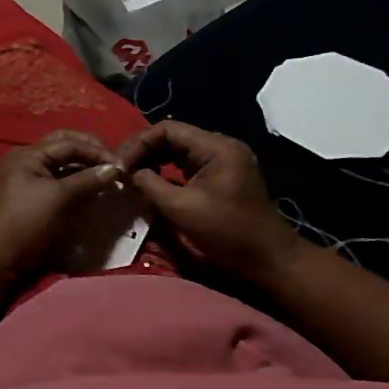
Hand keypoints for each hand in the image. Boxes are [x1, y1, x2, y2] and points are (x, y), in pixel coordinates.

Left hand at [0, 131, 122, 274]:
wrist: (2, 253)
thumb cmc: (29, 221)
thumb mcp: (60, 198)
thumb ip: (88, 180)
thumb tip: (114, 168)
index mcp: (28, 154)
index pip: (69, 143)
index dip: (97, 152)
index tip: (122, 166)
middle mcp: (26, 157)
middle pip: (64, 145)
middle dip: (90, 151)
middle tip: (114, 162)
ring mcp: (27, 173)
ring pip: (61, 160)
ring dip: (84, 164)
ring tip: (107, 173)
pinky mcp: (32, 189)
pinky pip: (57, 174)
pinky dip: (76, 176)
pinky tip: (93, 183)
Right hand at [117, 121, 307, 280]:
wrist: (269, 260)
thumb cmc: (226, 232)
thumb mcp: (180, 208)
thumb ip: (149, 184)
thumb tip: (128, 173)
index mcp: (216, 147)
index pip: (167, 129)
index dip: (138, 143)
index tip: (119, 164)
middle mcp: (221, 147)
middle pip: (171, 137)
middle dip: (143, 151)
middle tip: (120, 169)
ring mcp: (222, 161)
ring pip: (176, 150)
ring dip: (152, 160)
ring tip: (130, 175)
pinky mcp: (220, 176)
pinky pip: (185, 164)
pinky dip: (165, 171)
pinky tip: (149, 183)